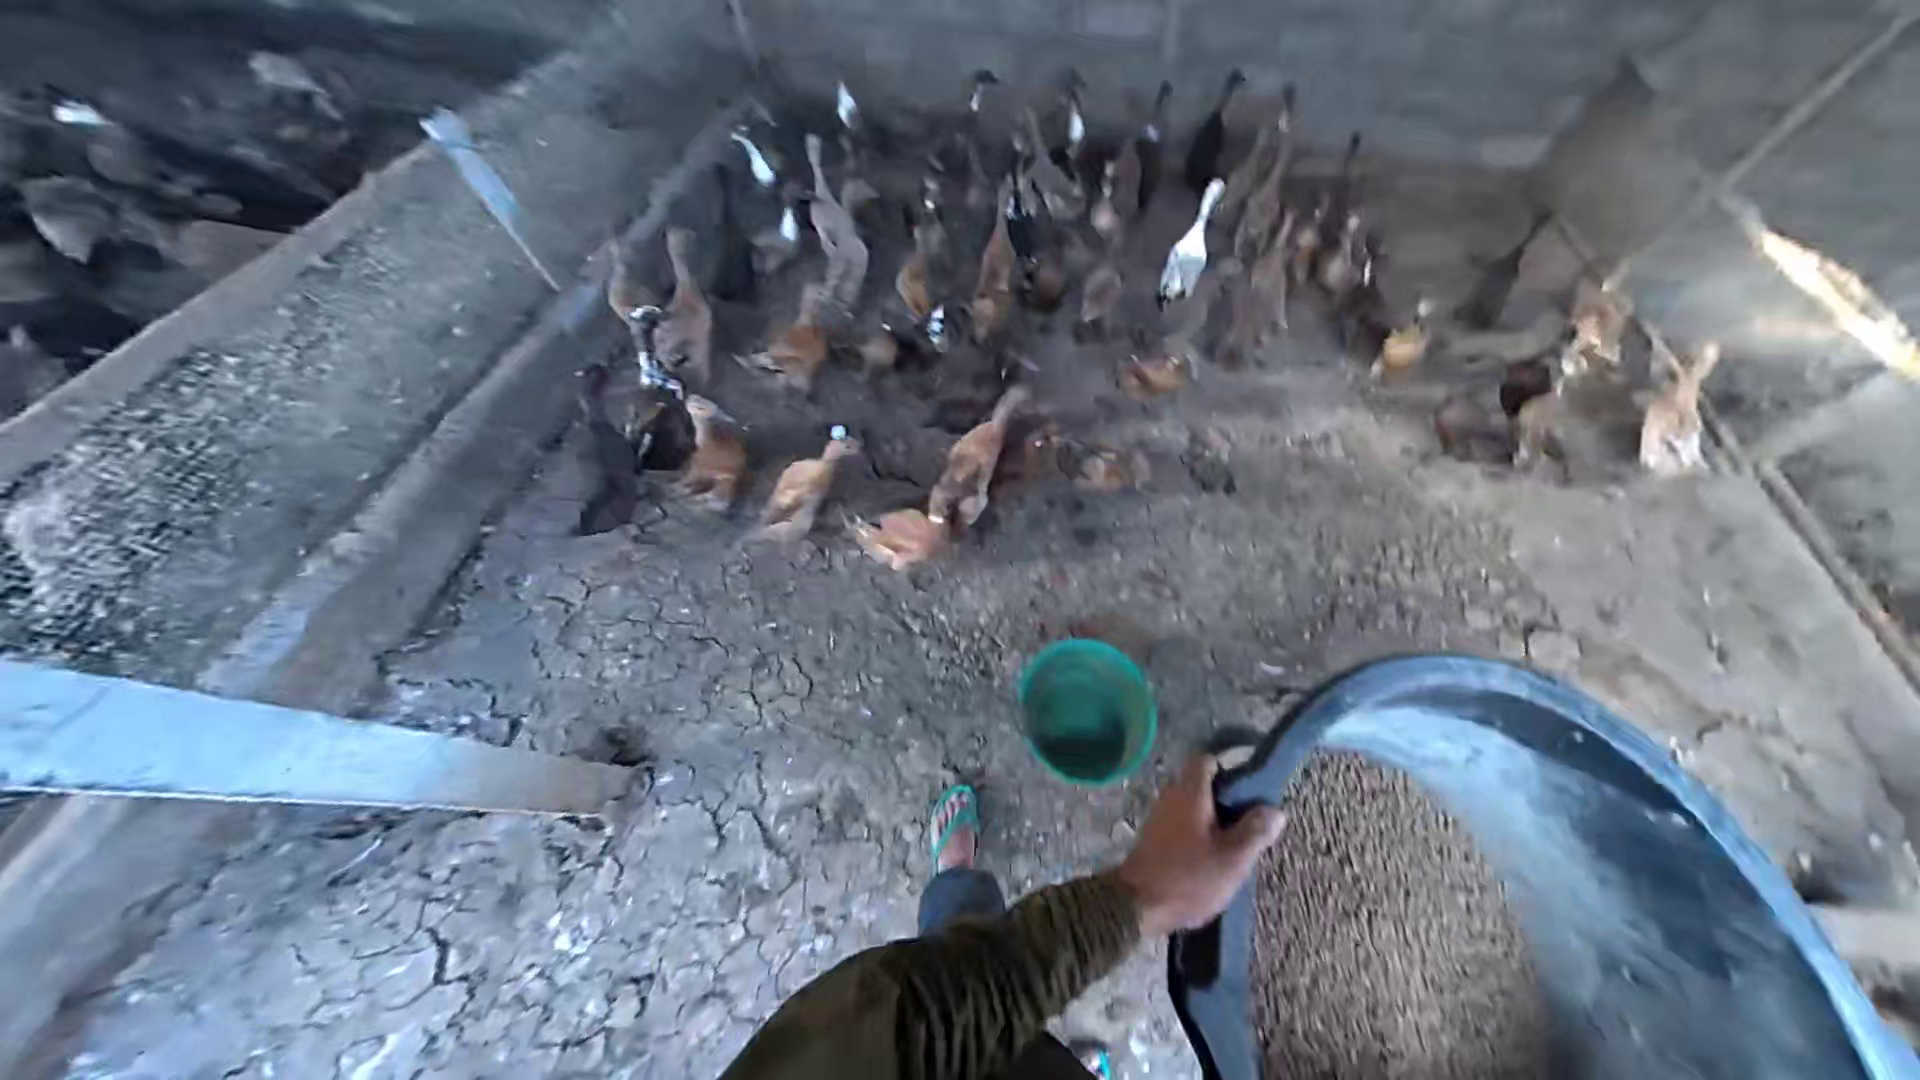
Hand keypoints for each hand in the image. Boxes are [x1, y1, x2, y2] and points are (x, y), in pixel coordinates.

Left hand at [1114, 755, 1286, 937]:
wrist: (1139, 901)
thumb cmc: (1189, 876)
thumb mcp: (1232, 858)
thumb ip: (1254, 832)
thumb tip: (1275, 810)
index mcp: (1189, 792)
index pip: (1205, 760)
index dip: (1228, 767)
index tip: (1249, 788)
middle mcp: (1171, 795)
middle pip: (1200, 782)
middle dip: (1225, 797)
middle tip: (1249, 820)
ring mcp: (1159, 814)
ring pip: (1191, 803)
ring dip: (1212, 816)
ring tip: (1236, 841)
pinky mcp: (1154, 833)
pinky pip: (1181, 819)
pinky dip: (1198, 829)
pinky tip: (1213, 853)